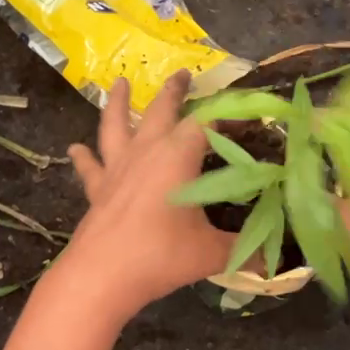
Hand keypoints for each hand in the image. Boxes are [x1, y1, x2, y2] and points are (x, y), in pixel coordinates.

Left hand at [54, 72, 234, 322]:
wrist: (102, 274)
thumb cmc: (161, 256)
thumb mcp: (211, 253)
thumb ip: (243, 250)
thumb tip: (274, 261)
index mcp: (178, 156)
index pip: (209, 122)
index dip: (230, 114)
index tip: (248, 112)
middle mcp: (146, 151)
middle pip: (161, 111)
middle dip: (175, 91)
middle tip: (183, 74)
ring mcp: (117, 168)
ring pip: (116, 125)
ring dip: (120, 104)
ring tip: (120, 84)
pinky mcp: (97, 189)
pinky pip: (90, 166)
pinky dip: (84, 156)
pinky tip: (75, 148)